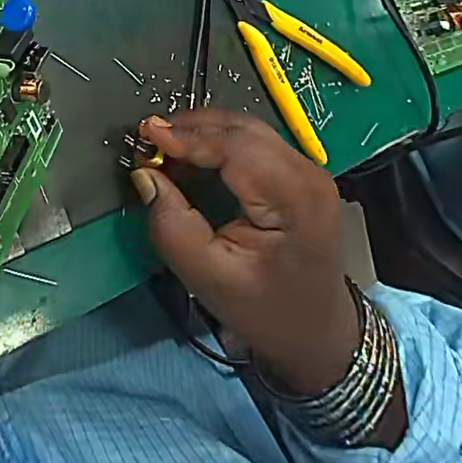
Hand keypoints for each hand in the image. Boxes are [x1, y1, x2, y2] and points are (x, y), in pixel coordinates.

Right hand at [129, 110, 358, 394]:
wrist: (316, 334)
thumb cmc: (266, 310)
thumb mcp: (208, 277)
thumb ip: (172, 225)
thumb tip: (145, 175)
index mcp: (294, 198)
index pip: (236, 147)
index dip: (188, 136)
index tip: (147, 134)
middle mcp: (307, 173)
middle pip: (241, 129)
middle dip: (191, 128)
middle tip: (149, 138)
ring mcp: (307, 168)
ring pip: (245, 128)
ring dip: (202, 131)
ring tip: (164, 145)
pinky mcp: (297, 171)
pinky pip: (251, 141)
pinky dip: (217, 140)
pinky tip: (191, 153)